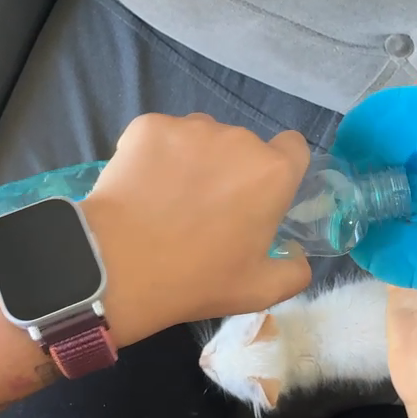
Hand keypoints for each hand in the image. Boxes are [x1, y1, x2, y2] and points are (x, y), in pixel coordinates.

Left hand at [81, 113, 312, 345]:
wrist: (119, 268)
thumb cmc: (198, 281)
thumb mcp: (261, 292)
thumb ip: (295, 271)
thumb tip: (296, 254)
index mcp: (273, 173)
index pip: (293, 148)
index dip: (281, 169)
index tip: (261, 195)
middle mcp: (238, 139)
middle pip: (244, 146)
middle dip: (233, 170)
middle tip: (208, 211)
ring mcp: (190, 128)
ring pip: (202, 137)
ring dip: (196, 160)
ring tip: (170, 200)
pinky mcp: (148, 126)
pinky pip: (162, 137)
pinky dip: (156, 156)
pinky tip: (143, 188)